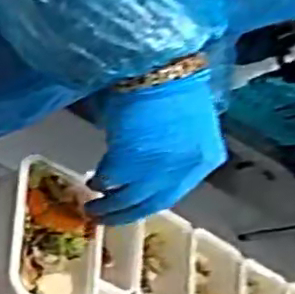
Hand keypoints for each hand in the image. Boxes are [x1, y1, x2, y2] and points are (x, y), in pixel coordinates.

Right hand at [87, 72, 225, 224]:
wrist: (159, 76)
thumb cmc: (171, 95)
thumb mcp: (178, 132)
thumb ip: (166, 155)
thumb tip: (144, 168)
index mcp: (203, 160)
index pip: (172, 194)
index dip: (145, 205)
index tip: (128, 210)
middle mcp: (183, 169)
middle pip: (150, 203)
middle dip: (123, 213)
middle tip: (101, 217)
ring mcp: (157, 167)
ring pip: (128, 198)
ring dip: (106, 206)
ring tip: (91, 207)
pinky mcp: (130, 162)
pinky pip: (111, 181)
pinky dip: (100, 183)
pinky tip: (92, 180)